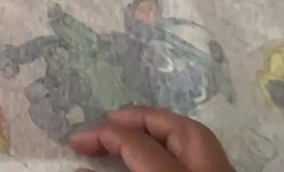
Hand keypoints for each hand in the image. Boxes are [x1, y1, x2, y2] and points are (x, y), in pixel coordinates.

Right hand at [71, 108, 235, 171]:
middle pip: (184, 129)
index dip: (102, 136)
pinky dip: (177, 151)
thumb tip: (79, 166)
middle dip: (142, 117)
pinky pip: (205, 158)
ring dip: (162, 131)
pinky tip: (158, 158)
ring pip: (200, 140)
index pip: (137, 142)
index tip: (77, 143)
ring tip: (132, 136)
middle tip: (110, 122)